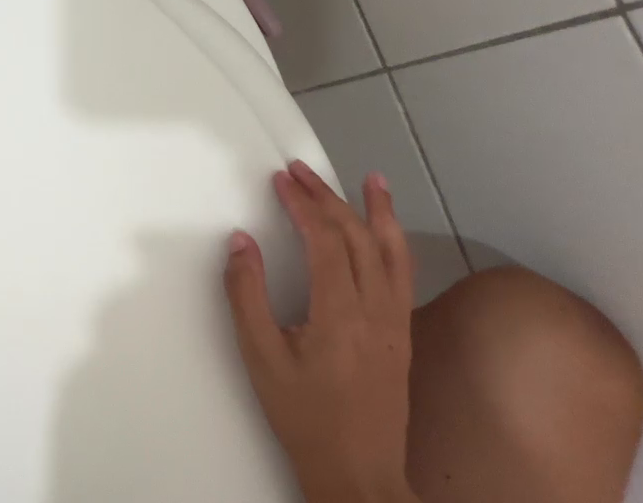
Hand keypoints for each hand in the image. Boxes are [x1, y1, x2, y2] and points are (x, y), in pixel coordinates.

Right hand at [225, 162, 420, 502]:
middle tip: (303, 171)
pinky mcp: (402, 336)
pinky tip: (386, 233)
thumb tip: (240, 243)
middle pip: (360, 240)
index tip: (282, 180)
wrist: (357, 471)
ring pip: (394, 255)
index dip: (304, 205)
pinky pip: (402, 276)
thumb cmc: (304, 415)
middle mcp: (377, 314)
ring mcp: (396, 325)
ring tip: (374, 181)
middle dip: (330, 198)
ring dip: (379, 213)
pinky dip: (394, 243)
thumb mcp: (259, 354)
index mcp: (340, 317)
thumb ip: (245, 293)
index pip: (327, 243)